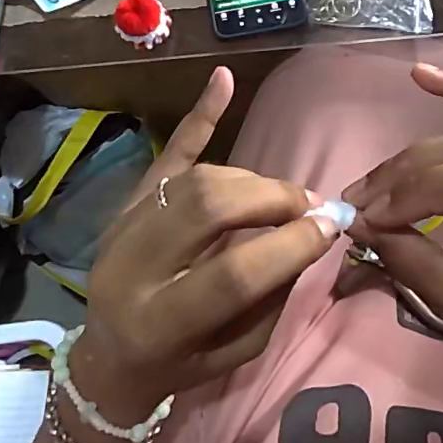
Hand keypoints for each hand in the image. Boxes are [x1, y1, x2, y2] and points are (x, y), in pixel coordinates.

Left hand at [73, 68, 341, 426]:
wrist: (110, 357)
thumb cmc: (181, 364)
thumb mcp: (236, 350)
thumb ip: (272, 295)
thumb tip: (309, 232)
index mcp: (159, 322)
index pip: (235, 273)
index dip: (290, 244)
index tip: (332, 225)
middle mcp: (133, 267)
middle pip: (212, 208)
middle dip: (274, 199)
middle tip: (310, 205)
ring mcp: (124, 226)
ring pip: (198, 180)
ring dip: (252, 180)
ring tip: (283, 194)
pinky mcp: (126, 202)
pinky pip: (167, 153)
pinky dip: (200, 115)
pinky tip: (223, 79)